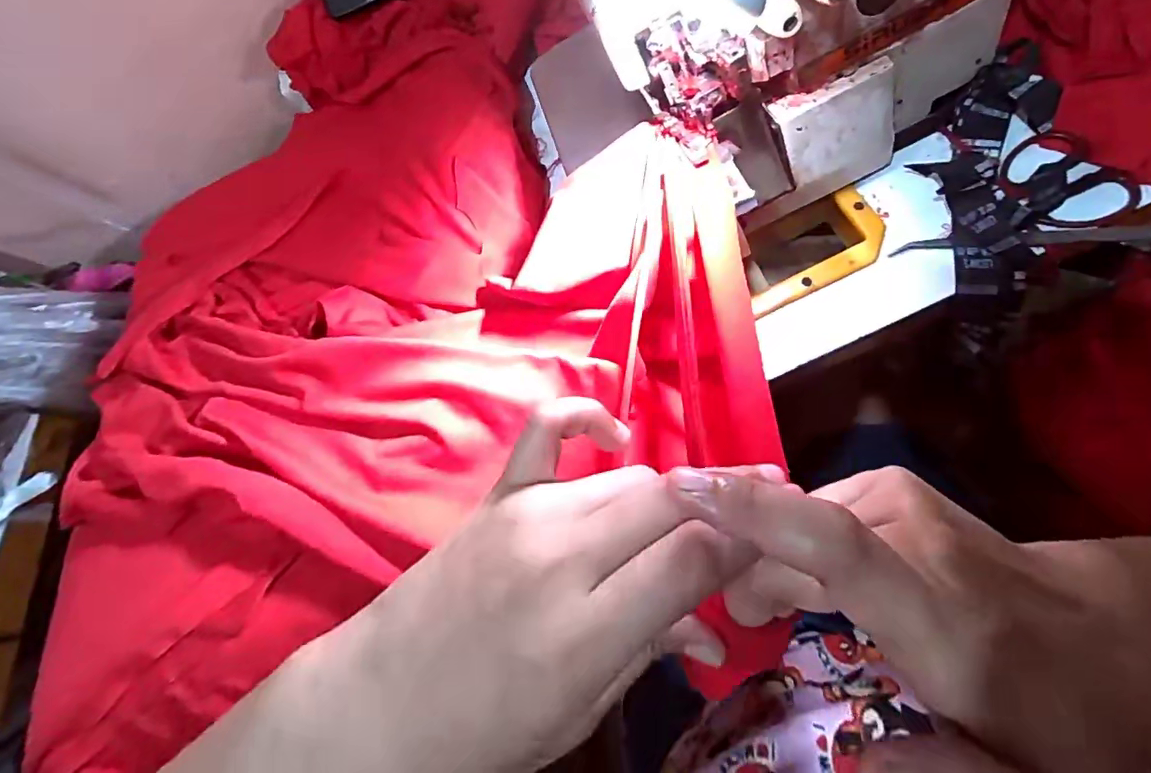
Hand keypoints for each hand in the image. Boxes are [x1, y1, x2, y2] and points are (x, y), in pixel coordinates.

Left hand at [308, 398, 773, 772]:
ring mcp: (527, 514)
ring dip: (672, 492)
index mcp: (584, 629)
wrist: (377, 706)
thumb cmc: (483, 732)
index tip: (773, 538)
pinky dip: (588, 418)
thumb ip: (651, 650)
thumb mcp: (578, 711)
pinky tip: (615, 437)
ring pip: (631, 476)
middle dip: (725, 504)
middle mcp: (561, 556)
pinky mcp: (499, 493)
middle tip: (758, 510)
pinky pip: (548, 429)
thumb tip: (715, 628)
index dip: (745, 542)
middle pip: (670, 503)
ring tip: (694, 510)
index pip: (692, 557)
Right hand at [669, 465, 1130, 772]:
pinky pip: (818, 516)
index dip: (753, 515)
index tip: (684, 492)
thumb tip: (824, 749)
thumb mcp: (1001, 769)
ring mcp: (901, 494)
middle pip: (793, 539)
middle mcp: (913, 531)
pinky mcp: (891, 482)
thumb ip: (921, 766)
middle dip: (746, 577)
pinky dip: (798, 548)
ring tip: (776, 614)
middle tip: (742, 634)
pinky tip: (811, 585)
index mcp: (939, 610)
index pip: (834, 545)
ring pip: (799, 526)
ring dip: (773, 567)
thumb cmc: (1059, 714)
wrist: (1107, 633)